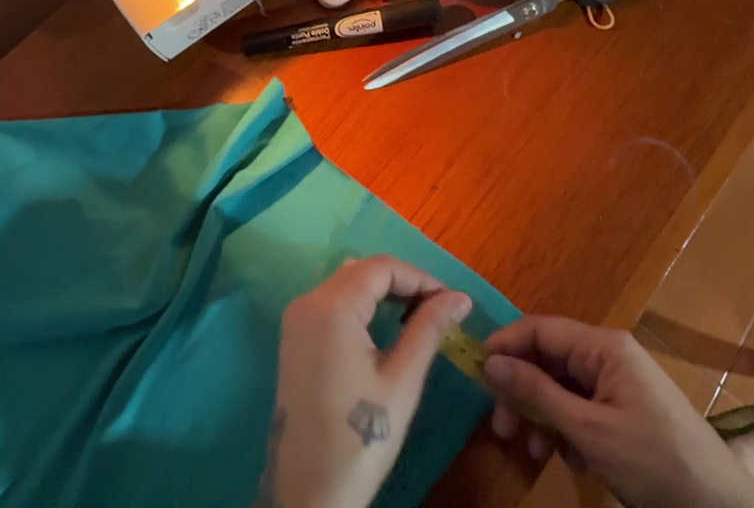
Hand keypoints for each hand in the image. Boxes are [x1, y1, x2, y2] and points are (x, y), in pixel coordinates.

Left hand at [261, 256, 472, 507]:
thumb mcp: (403, 380)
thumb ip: (429, 329)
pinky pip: (332, 303)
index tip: (453, 301)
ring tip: (420, 317)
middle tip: (440, 309)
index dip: (421, 278)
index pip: (382, 268)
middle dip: (403, 283)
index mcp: (331, 306)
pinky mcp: (294, 338)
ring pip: (346, 284)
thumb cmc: (361, 437)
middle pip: (362, 270)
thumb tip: (459, 297)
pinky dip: (362, 305)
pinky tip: (387, 327)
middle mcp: (307, 302)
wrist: (308, 490)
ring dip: (383, 293)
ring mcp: (296, 320)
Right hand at [483, 316, 753, 507]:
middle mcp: (609, 355)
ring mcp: (619, 382)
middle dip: (522, 392)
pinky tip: (570, 459)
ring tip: (536, 452)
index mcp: (604, 347)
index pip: (540, 329)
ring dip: (542, 417)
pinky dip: (567, 429)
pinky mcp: (626, 409)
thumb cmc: (653, 461)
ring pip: (561, 387)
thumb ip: (536, 392)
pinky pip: (581, 406)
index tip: (474, 374)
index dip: (504, 346)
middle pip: (548, 359)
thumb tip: (488, 361)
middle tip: (502, 430)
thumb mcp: (588, 430)